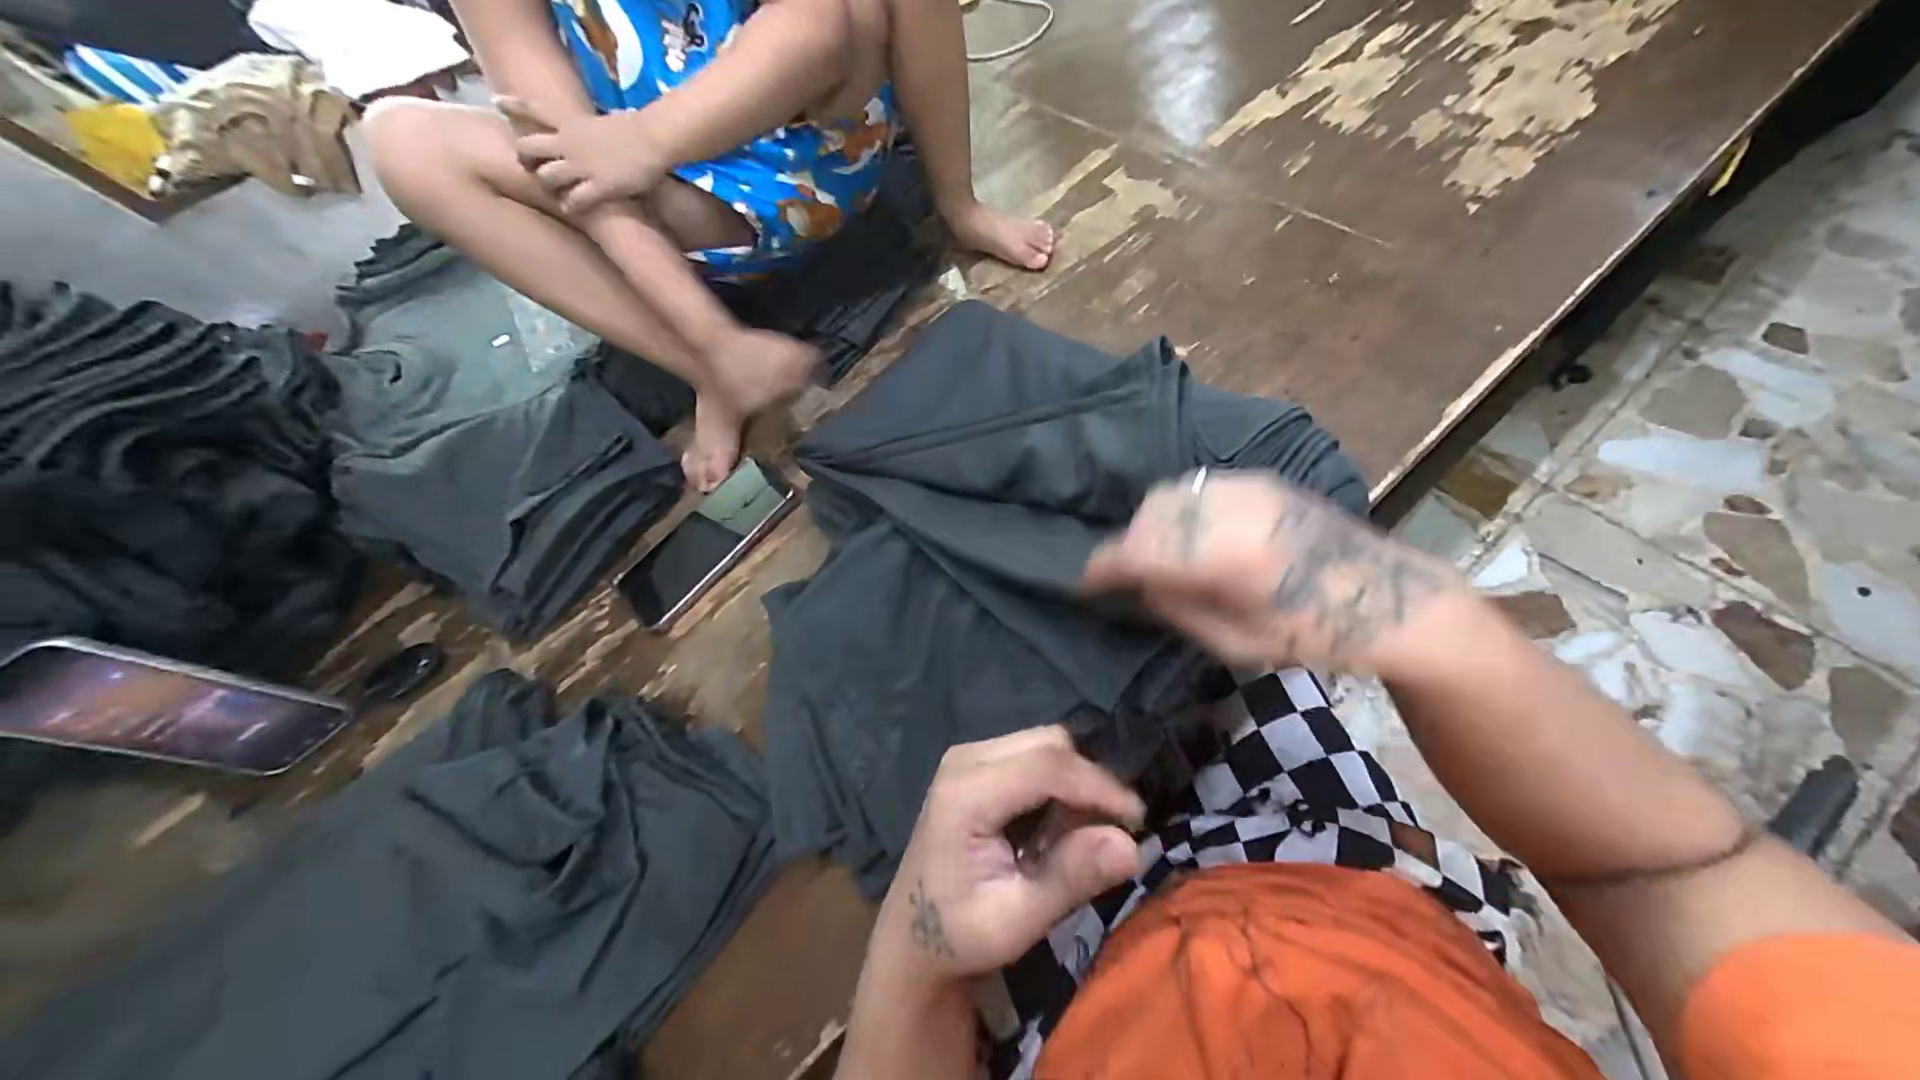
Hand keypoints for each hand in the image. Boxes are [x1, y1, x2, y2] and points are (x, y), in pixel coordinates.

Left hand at [496, 95, 668, 215]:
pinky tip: (574, 209)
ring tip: (558, 195)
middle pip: (528, 147)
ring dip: (549, 187)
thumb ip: (597, 130)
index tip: (498, 102)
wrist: (653, 139)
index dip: (513, 106)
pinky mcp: (600, 187)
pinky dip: (571, 206)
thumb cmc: (639, 129)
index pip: (535, 109)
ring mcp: (582, 166)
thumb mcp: (608, 122)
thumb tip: (606, 133)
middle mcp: (569, 143)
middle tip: (534, 170)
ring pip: (547, 177)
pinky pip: (575, 200)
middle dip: (526, 160)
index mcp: (572, 123)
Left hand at [874, 727, 1144, 987]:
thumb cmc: (958, 934)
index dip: (1099, 785)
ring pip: (1045, 744)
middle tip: (1114, 831)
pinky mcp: (977, 762)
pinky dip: (1059, 782)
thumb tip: (1131, 846)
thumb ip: (1070, 879)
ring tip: (1080, 835)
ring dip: (1076, 782)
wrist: (910, 934)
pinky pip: (1034, 754)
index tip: (1138, 822)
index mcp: (965, 793)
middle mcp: (965, 759)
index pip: (1047, 765)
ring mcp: (969, 755)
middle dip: (1091, 782)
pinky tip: (1057, 825)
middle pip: (1049, 745)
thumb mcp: (1015, 922)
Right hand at [1083, 470, 1467, 674]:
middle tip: (1123, 576)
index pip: (1141, 551)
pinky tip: (1185, 536)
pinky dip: (1176, 510)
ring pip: (1168, 496)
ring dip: (1149, 525)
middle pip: (1149, 517)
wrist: (1393, 600)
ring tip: (1154, 556)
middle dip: (1127, 546)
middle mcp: (1234, 511)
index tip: (1082, 582)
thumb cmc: (1315, 635)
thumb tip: (1133, 586)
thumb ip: (1176, 609)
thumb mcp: (1236, 644)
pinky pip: (1194, 488)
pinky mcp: (1259, 481)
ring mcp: (1248, 489)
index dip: (1103, 566)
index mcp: (1229, 558)